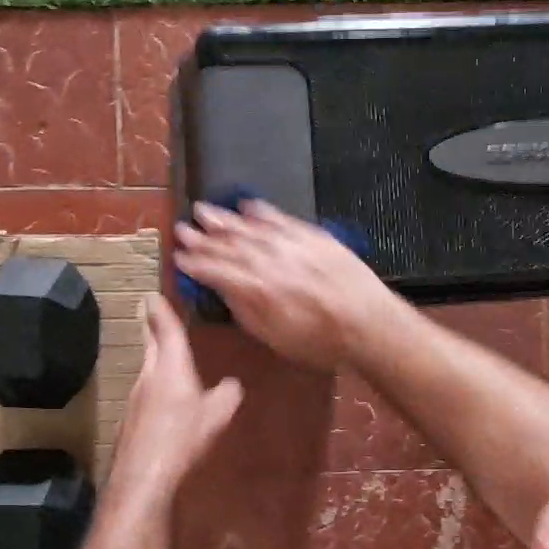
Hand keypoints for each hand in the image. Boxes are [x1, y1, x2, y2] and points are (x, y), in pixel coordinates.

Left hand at [111, 293, 243, 498]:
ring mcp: (136, 398)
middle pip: (150, 343)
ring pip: (147, 368)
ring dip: (155, 356)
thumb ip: (228, 394)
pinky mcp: (131, 420)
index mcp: (170, 366)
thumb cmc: (183, 438)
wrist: (143, 477)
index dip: (161, 309)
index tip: (153, 293)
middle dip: (152, 326)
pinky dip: (155, 384)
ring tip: (165, 352)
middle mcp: (149, 375)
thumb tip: (232, 385)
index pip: (166, 329)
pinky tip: (165, 398)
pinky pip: (146, 392)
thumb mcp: (218, 414)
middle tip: (151, 310)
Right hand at [174, 200, 402, 369]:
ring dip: (226, 220)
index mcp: (256, 288)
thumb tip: (225, 291)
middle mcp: (269, 261)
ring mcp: (292, 245)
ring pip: (251, 228)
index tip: (179, 258)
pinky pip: (282, 219)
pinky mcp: (314, 237)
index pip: (216, 271)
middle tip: (183, 228)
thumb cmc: (322, 341)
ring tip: (204, 210)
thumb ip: (245, 311)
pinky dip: (263, 212)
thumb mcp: (275, 337)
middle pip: (229, 245)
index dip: (195, 264)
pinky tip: (249, 206)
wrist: (369, 323)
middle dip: (203, 237)